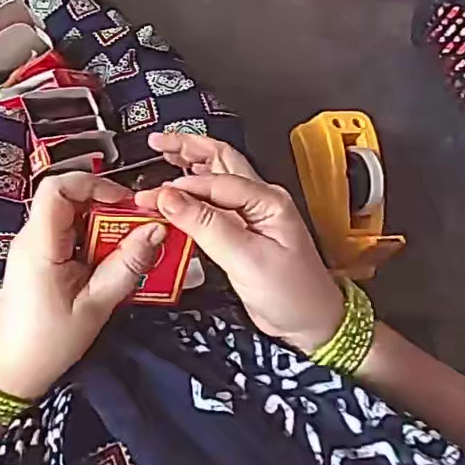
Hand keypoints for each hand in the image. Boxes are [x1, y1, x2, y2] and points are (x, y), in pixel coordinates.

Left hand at [0, 173, 164, 398]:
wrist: (6, 372)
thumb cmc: (45, 344)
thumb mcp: (94, 306)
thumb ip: (126, 266)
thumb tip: (156, 230)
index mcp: (40, 243)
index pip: (57, 187)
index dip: (94, 184)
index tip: (126, 203)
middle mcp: (33, 236)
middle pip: (71, 198)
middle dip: (109, 206)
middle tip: (139, 227)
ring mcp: (35, 246)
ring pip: (74, 215)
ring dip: (105, 225)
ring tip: (131, 247)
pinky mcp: (41, 258)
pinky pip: (72, 234)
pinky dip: (96, 240)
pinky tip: (112, 262)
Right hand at [137, 134, 345, 351]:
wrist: (312, 324)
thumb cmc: (292, 294)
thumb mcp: (246, 259)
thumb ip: (206, 225)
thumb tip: (169, 197)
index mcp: (267, 200)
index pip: (215, 181)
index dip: (180, 186)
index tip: (152, 196)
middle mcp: (260, 198)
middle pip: (220, 159)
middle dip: (187, 146)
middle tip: (158, 140)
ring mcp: (252, 212)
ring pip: (218, 173)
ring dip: (191, 159)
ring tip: (165, 150)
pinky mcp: (243, 229)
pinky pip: (215, 198)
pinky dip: (194, 187)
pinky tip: (179, 187)